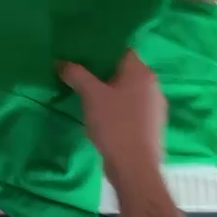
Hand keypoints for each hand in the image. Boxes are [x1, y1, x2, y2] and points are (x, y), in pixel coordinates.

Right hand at [60, 51, 165, 187]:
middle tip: (79, 75)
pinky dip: (117, 108)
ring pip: (127, 91)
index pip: (121, 51)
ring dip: (109, 91)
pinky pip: (131, 108)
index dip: (101, 51)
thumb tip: (61, 62)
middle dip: (102, 72)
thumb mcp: (91, 95)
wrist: (134, 166)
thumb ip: (76, 75)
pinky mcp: (151, 126)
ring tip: (87, 95)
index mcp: (142, 73)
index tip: (81, 55)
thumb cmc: (115, 124)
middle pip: (124, 71)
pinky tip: (102, 116)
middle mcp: (153, 86)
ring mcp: (155, 107)